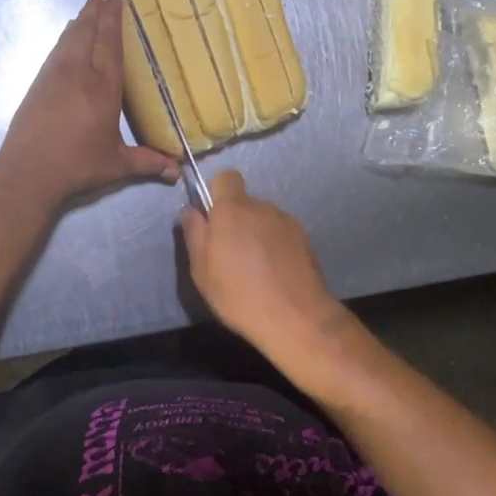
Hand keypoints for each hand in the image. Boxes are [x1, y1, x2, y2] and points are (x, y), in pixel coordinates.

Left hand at [0, 0, 177, 205]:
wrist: (28, 171)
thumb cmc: (77, 165)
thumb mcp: (116, 165)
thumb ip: (147, 162)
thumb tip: (175, 173)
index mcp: (103, 87)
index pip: (110, 42)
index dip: (112, 17)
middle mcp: (78, 73)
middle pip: (87, 31)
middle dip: (96, 9)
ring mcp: (54, 76)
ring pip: (69, 38)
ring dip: (80, 20)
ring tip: (89, 8)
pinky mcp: (38, 85)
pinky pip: (55, 52)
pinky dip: (65, 38)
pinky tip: (67, 38)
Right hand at [180, 170, 358, 371]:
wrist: (296, 317)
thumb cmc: (239, 295)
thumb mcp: (202, 271)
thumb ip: (195, 235)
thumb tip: (191, 211)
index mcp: (233, 210)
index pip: (226, 177)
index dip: (216, 193)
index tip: (212, 220)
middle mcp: (262, 207)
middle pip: (244, 202)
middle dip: (235, 220)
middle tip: (230, 254)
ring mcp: (287, 221)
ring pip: (263, 218)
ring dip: (256, 233)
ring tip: (255, 267)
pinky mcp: (305, 238)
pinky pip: (281, 232)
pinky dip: (275, 245)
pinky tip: (274, 272)